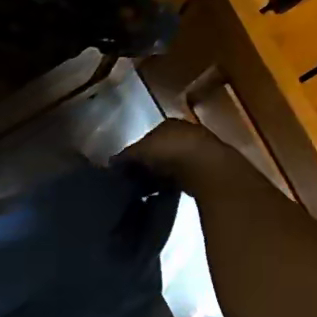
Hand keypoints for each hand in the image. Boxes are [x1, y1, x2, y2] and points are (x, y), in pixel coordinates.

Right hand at [116, 119, 257, 197]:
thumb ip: (125, 156)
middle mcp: (184, 132)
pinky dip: (173, 182)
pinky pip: (182, 175)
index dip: (136, 153)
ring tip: (148, 190)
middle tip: (135, 181)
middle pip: (160, 150)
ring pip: (172, 163)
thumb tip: (110, 162)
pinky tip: (165, 192)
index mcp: (167, 123)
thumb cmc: (170, 152)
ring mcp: (197, 149)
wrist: (206, 168)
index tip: (127, 169)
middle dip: (149, 164)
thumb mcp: (140, 152)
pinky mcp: (205, 167)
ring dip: (161, 174)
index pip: (146, 137)